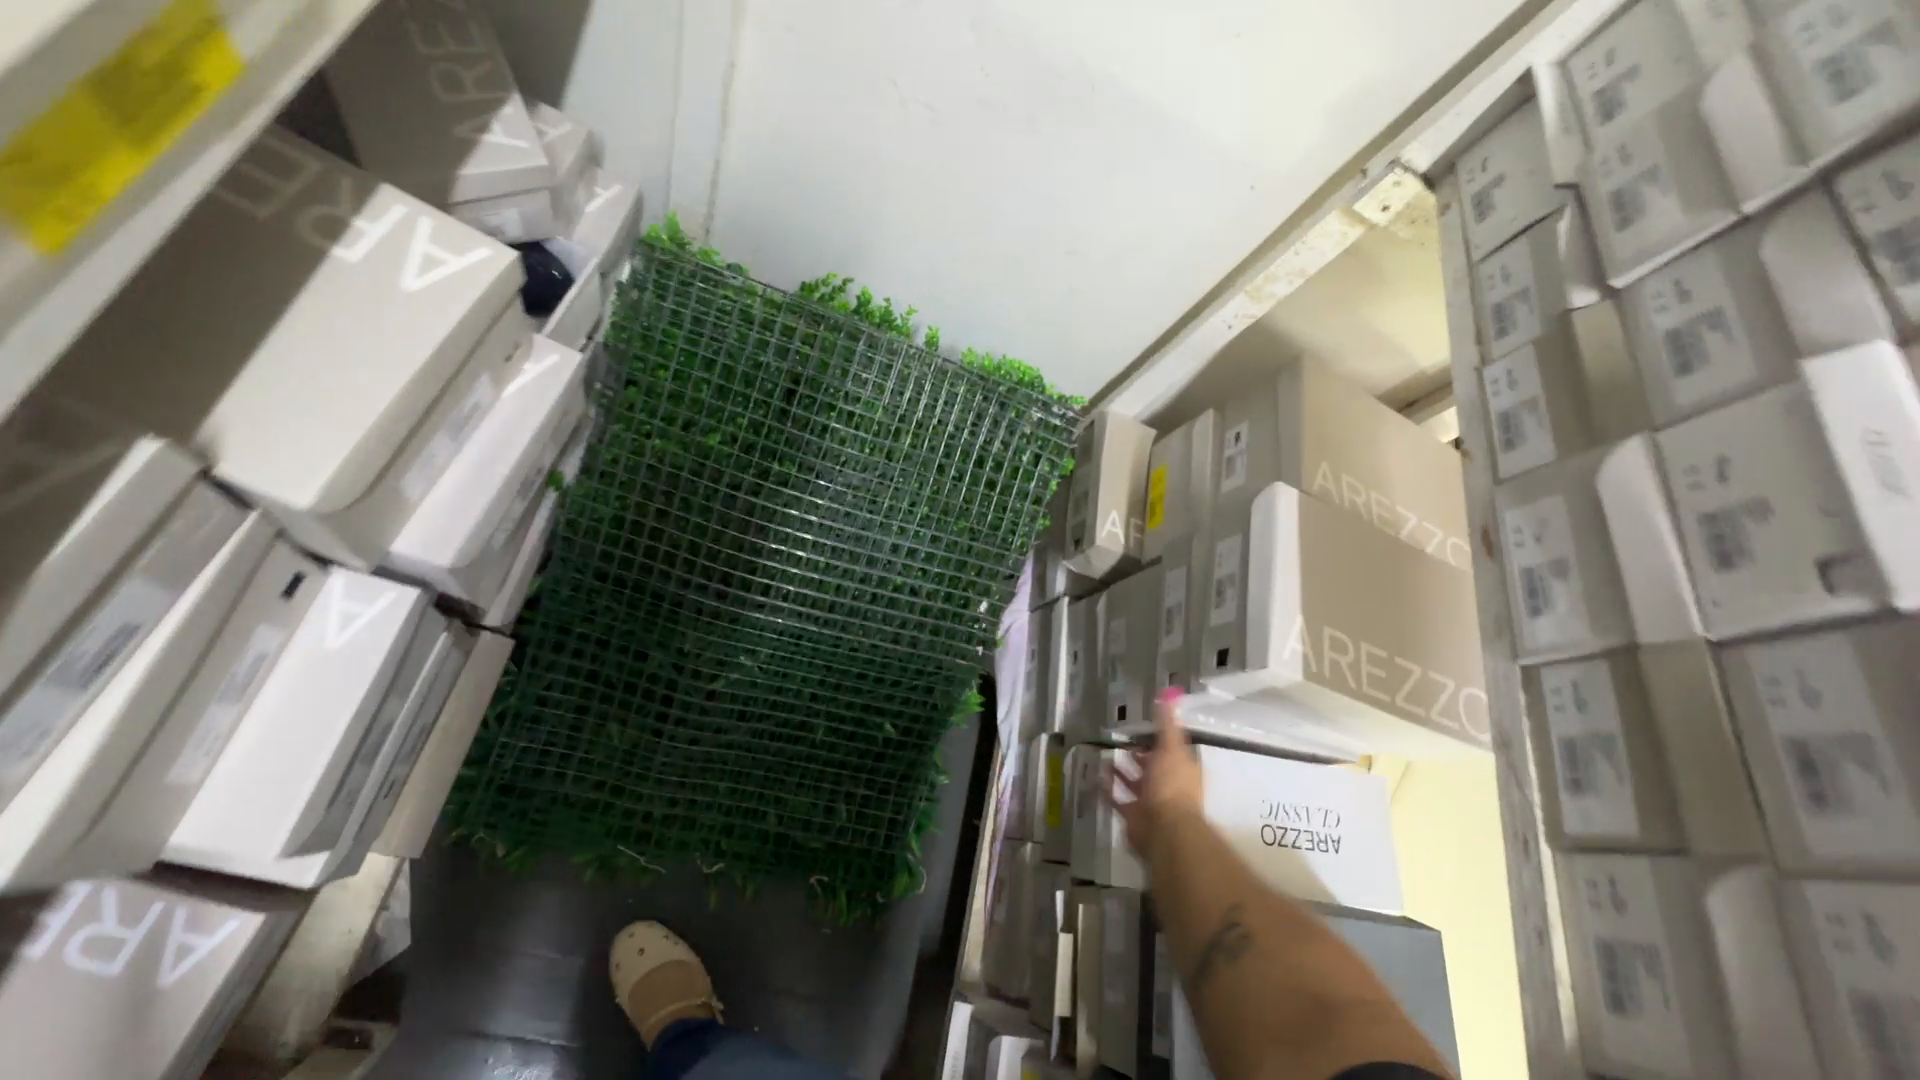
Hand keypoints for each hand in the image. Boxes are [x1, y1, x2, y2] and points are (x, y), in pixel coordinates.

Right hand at [1108, 688, 1203, 859]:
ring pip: (1136, 783)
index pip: (1173, 749)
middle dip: (1139, 754)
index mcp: (1183, 769)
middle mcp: (1170, 785)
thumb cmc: (1171, 785)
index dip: (1160, 738)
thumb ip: (1167, 724)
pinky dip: (1109, 788)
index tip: (1143, 726)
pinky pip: (1119, 798)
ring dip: (1122, 771)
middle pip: (1153, 766)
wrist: (1164, 830)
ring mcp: (1152, 802)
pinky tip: (1097, 774)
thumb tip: (1168, 695)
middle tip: (1122, 739)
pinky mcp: (1134, 816)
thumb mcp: (1170, 747)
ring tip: (1106, 754)